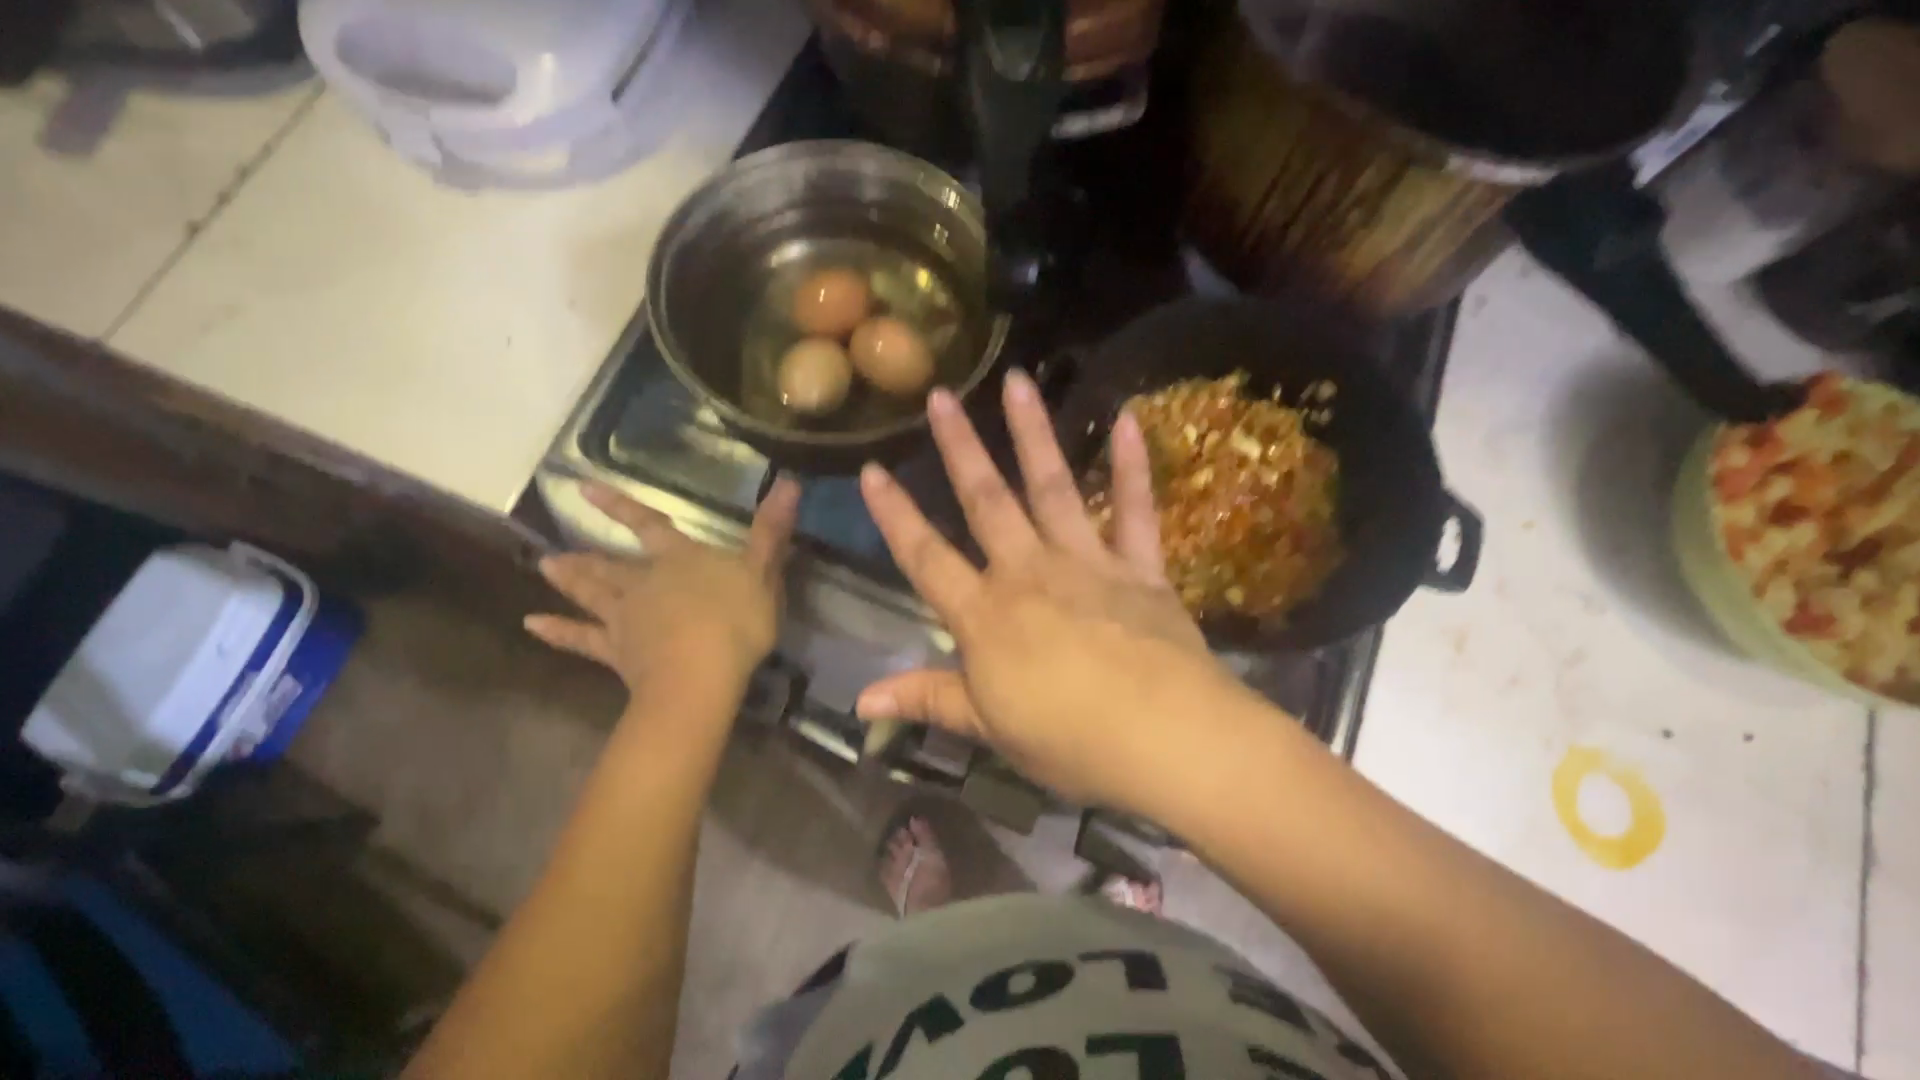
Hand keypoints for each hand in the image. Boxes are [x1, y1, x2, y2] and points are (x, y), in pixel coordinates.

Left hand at [526, 478, 801, 706]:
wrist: (700, 674)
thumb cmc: (735, 622)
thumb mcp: (763, 573)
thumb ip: (772, 530)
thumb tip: (791, 481)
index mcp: (679, 559)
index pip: (648, 525)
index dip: (619, 506)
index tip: (583, 487)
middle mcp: (645, 582)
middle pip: (611, 565)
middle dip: (588, 555)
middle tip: (555, 548)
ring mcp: (626, 618)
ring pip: (592, 595)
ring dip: (569, 581)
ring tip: (545, 568)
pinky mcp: (617, 652)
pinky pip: (581, 639)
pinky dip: (557, 632)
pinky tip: (532, 625)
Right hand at [857, 371, 1248, 812]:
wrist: (1166, 738)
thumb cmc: (1069, 741)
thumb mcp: (990, 728)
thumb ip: (929, 700)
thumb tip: (859, 700)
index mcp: (985, 615)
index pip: (925, 557)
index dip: (894, 515)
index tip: (871, 469)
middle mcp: (1029, 573)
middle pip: (986, 501)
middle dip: (959, 447)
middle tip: (941, 394)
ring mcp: (1088, 564)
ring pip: (1052, 487)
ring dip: (1033, 434)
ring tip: (1017, 382)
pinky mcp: (1141, 569)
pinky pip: (1136, 510)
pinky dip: (1133, 467)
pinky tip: (1129, 420)